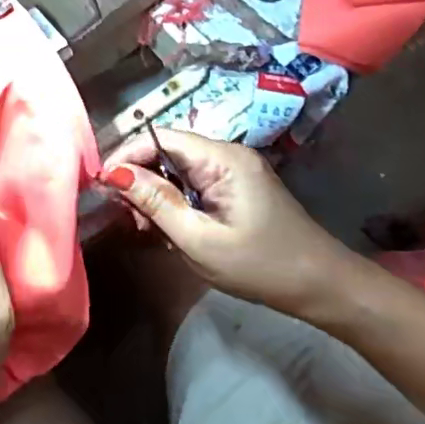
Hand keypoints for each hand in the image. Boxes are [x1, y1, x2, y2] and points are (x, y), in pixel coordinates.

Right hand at [102, 129, 362, 319]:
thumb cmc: (261, 266)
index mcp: (222, 159)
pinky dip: (174, 202)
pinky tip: (167, 228)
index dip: (127, 156)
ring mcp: (232, 170)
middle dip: (139, 179)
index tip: (103, 187)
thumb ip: (156, 203)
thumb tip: (114, 173)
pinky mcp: (234, 187)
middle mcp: (226, 154)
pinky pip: (192, 183)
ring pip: (176, 169)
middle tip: (126, 217)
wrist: (321, 286)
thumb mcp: (200, 240)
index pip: (160, 137)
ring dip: (155, 194)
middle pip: (166, 151)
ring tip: (146, 229)